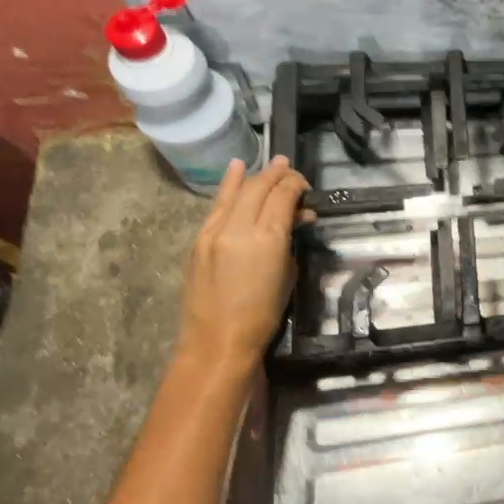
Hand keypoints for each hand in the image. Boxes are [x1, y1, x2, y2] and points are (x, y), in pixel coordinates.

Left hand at [178, 156, 309, 373]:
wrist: (218, 340)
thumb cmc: (264, 313)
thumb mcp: (288, 272)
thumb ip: (289, 240)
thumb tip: (296, 219)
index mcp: (267, 239)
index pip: (283, 196)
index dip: (296, 184)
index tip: (305, 185)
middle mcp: (238, 228)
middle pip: (259, 187)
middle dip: (277, 175)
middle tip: (291, 169)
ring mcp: (213, 232)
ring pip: (236, 192)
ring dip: (254, 176)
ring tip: (270, 163)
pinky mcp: (198, 241)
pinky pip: (218, 205)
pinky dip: (228, 185)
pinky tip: (236, 169)